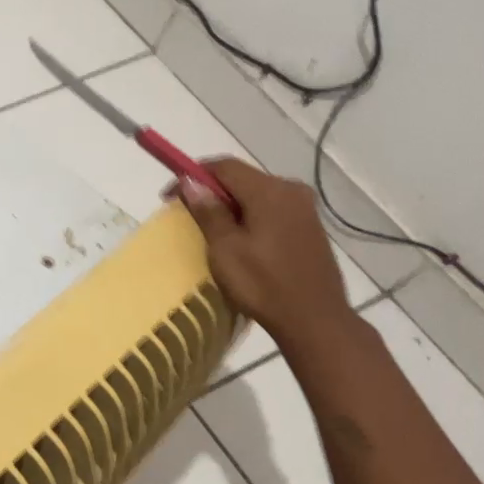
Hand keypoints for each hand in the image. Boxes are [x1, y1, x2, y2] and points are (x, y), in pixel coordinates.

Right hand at [178, 157, 356, 347]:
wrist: (313, 317)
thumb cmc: (262, 284)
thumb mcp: (225, 249)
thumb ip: (208, 212)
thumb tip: (191, 182)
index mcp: (269, 191)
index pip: (224, 167)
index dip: (193, 175)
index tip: (169, 196)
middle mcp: (291, 190)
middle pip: (242, 178)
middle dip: (211, 191)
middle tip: (186, 215)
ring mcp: (304, 208)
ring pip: (256, 195)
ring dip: (230, 205)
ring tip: (209, 230)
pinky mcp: (308, 226)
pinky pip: (270, 209)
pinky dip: (248, 216)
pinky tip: (238, 240)